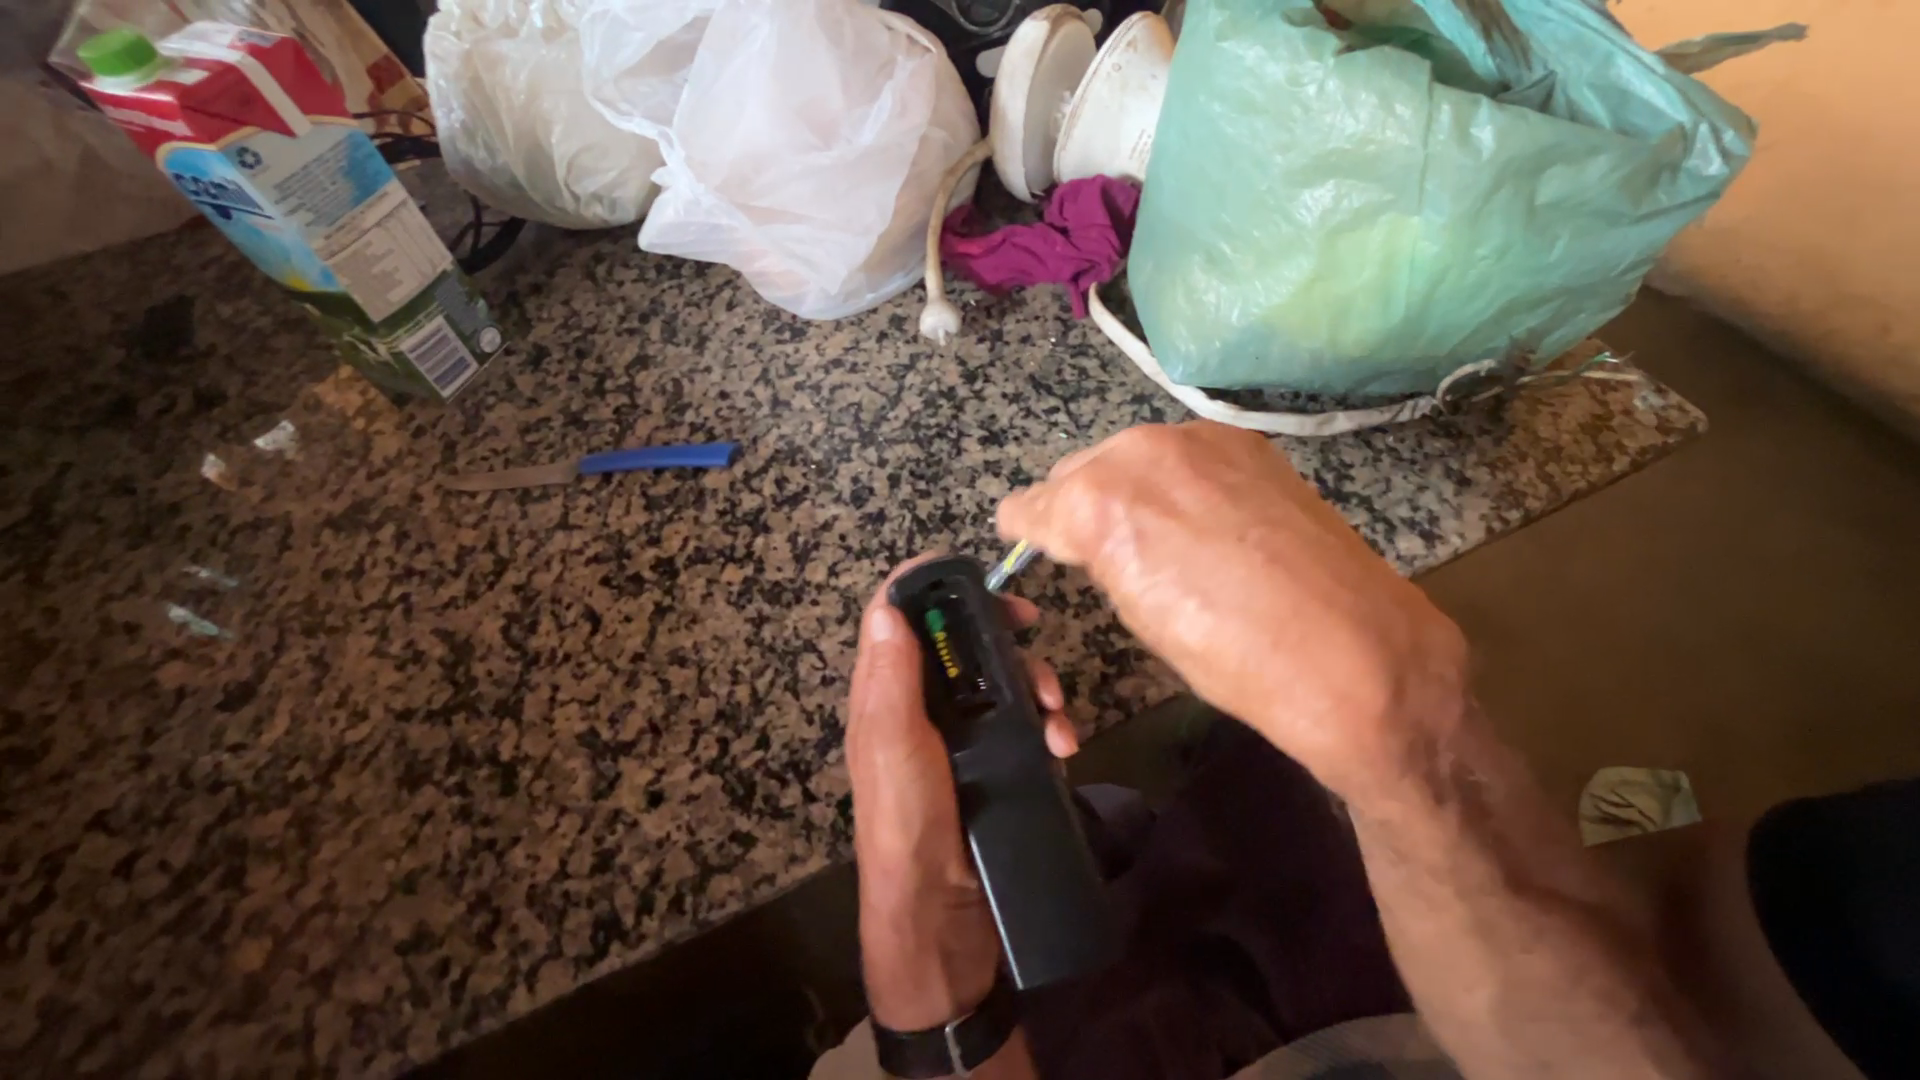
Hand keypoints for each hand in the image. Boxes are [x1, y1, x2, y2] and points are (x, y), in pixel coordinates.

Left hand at [847, 557, 1078, 1030]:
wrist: (945, 922)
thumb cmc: (910, 829)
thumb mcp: (894, 750)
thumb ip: (891, 681)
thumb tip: (888, 607)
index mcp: (885, 696)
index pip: (897, 617)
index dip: (932, 585)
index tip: (979, 577)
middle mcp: (919, 708)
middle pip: (960, 640)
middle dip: (1000, 631)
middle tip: (1034, 626)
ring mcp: (959, 737)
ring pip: (1000, 678)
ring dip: (1035, 682)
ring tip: (1058, 714)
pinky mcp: (994, 764)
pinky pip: (1023, 723)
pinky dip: (1046, 722)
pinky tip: (1064, 744)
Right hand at [995, 421, 1468, 803]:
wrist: (1349, 650)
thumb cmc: (1229, 657)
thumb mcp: (1138, 613)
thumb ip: (1100, 558)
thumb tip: (1088, 540)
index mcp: (1098, 502)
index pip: (1029, 506)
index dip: (1025, 532)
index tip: (1028, 544)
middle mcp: (1141, 451)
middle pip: (1077, 470)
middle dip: (1076, 506)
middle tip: (1099, 552)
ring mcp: (1198, 439)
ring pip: (1130, 455)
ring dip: (1127, 488)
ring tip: (1157, 537)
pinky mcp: (1245, 442)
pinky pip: (1181, 455)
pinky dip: (1174, 480)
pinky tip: (1201, 520)